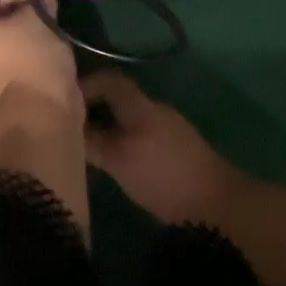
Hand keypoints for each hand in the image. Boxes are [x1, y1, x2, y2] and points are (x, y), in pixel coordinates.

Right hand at [81, 68, 234, 222]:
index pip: (108, 79)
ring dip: (110, 129)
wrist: (220, 207)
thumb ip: (92, 142)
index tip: (65, 102)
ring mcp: (172, 130)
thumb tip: (68, 128)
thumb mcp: (118, 161)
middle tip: (73, 128)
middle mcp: (157, 110)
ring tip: (92, 150)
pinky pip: (144, 136)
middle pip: (119, 100)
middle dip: (94, 110)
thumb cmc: (163, 177)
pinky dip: (126, 143)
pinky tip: (119, 164)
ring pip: (131, 120)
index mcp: (140, 105)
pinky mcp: (181, 151)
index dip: (85, 85)